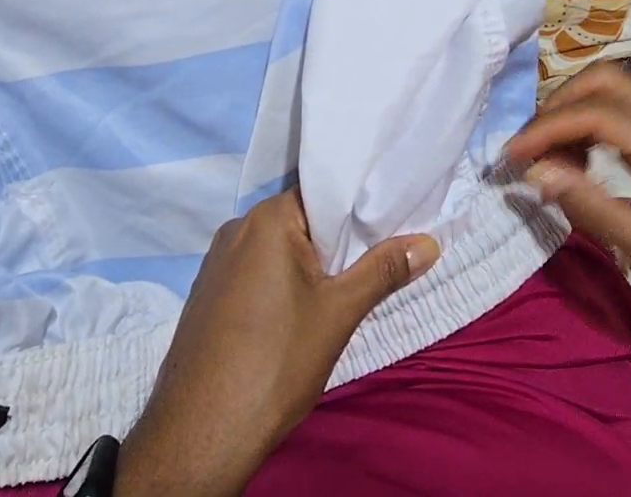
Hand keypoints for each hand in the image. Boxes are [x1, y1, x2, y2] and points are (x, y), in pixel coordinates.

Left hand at [116, 189, 439, 496]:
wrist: (200, 435)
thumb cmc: (275, 362)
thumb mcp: (339, 313)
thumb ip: (384, 270)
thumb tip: (430, 243)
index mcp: (267, 219)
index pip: (323, 195)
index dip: (359, 209)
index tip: (392, 223)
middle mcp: (236, 230)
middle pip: (302, 222)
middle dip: (338, 242)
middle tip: (378, 260)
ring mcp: (216, 264)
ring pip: (279, 250)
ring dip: (311, 266)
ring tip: (344, 289)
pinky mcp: (208, 295)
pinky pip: (256, 272)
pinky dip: (283, 284)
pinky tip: (301, 313)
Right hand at [505, 64, 630, 314]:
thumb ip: (589, 206)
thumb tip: (535, 173)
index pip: (595, 113)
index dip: (546, 128)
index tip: (511, 157)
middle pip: (604, 79)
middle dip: (557, 105)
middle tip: (531, 149)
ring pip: (613, 88)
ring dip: (573, 112)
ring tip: (551, 160)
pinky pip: (624, 109)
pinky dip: (591, 123)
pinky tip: (581, 162)